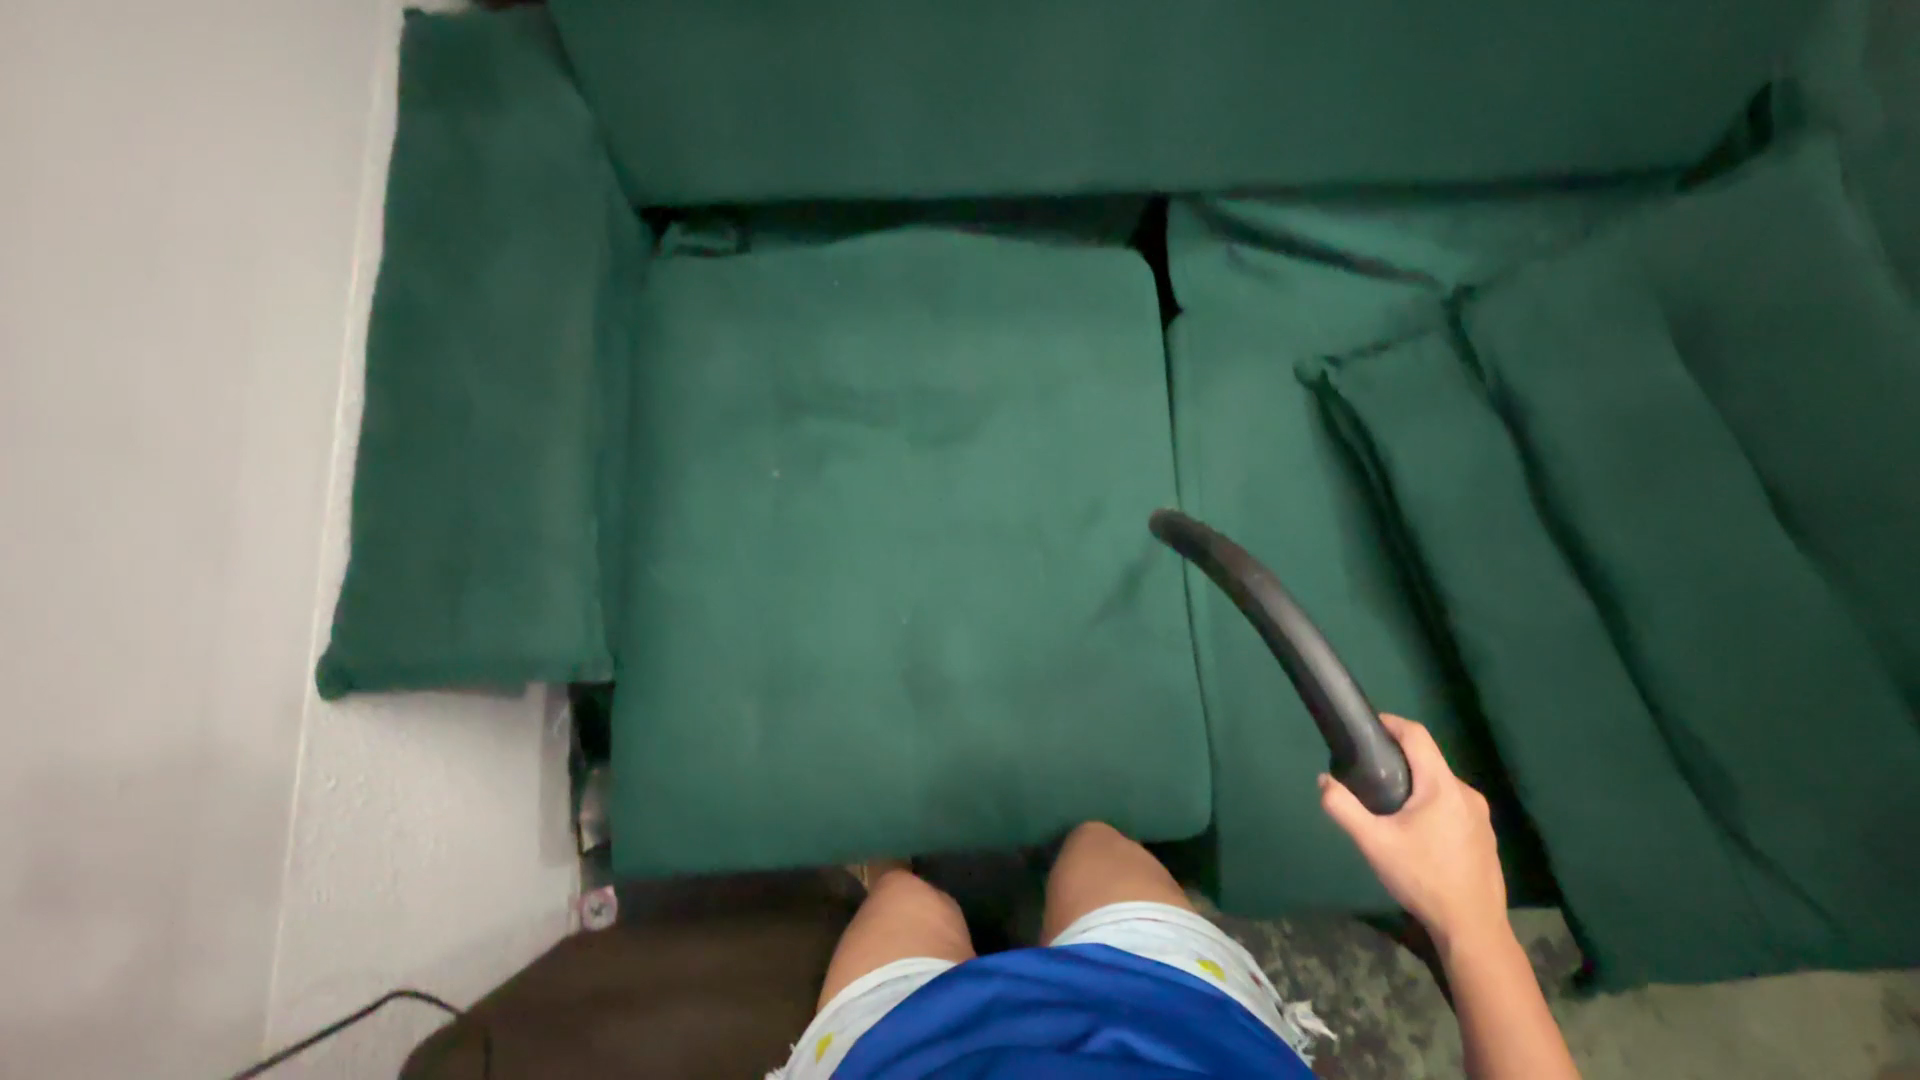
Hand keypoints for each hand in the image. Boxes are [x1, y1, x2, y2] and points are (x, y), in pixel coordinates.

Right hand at [1319, 715, 1507, 950]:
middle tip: (1367, 775)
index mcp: (1442, 787)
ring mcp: (1481, 817)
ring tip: (1387, 808)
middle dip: (1398, 761)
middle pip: (1428, 761)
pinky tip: (1416, 835)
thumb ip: (1343, 808)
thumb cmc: (1422, 878)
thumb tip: (1324, 781)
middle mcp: (1466, 794)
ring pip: (1440, 786)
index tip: (1367, 727)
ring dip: (1414, 787)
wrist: (1472, 928)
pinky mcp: (1485, 837)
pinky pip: (1452, 807)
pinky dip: (1430, 807)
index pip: (1417, 736)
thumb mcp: (1373, 843)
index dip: (1392, 724)